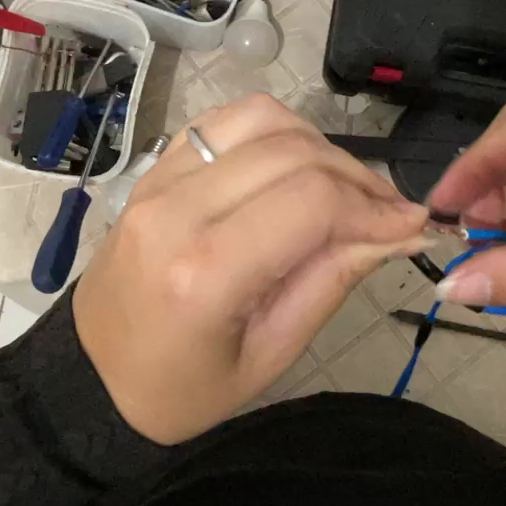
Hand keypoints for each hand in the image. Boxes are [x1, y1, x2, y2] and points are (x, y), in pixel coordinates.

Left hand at [73, 93, 428, 443]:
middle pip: (291, 152)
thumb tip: (397, 228)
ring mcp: (158, 179)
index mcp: (204, 273)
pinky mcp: (154, 168)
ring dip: (315, 143)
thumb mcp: (269, 355)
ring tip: (339, 186)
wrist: (95, 372)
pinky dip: (270, 131)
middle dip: (355, 175)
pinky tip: (290, 166)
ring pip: (259, 118)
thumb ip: (332, 279)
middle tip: (385, 210)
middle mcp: (176, 210)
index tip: (409, 224)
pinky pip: (223, 121)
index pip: (310, 202)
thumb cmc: (183, 387)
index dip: (372, 205)